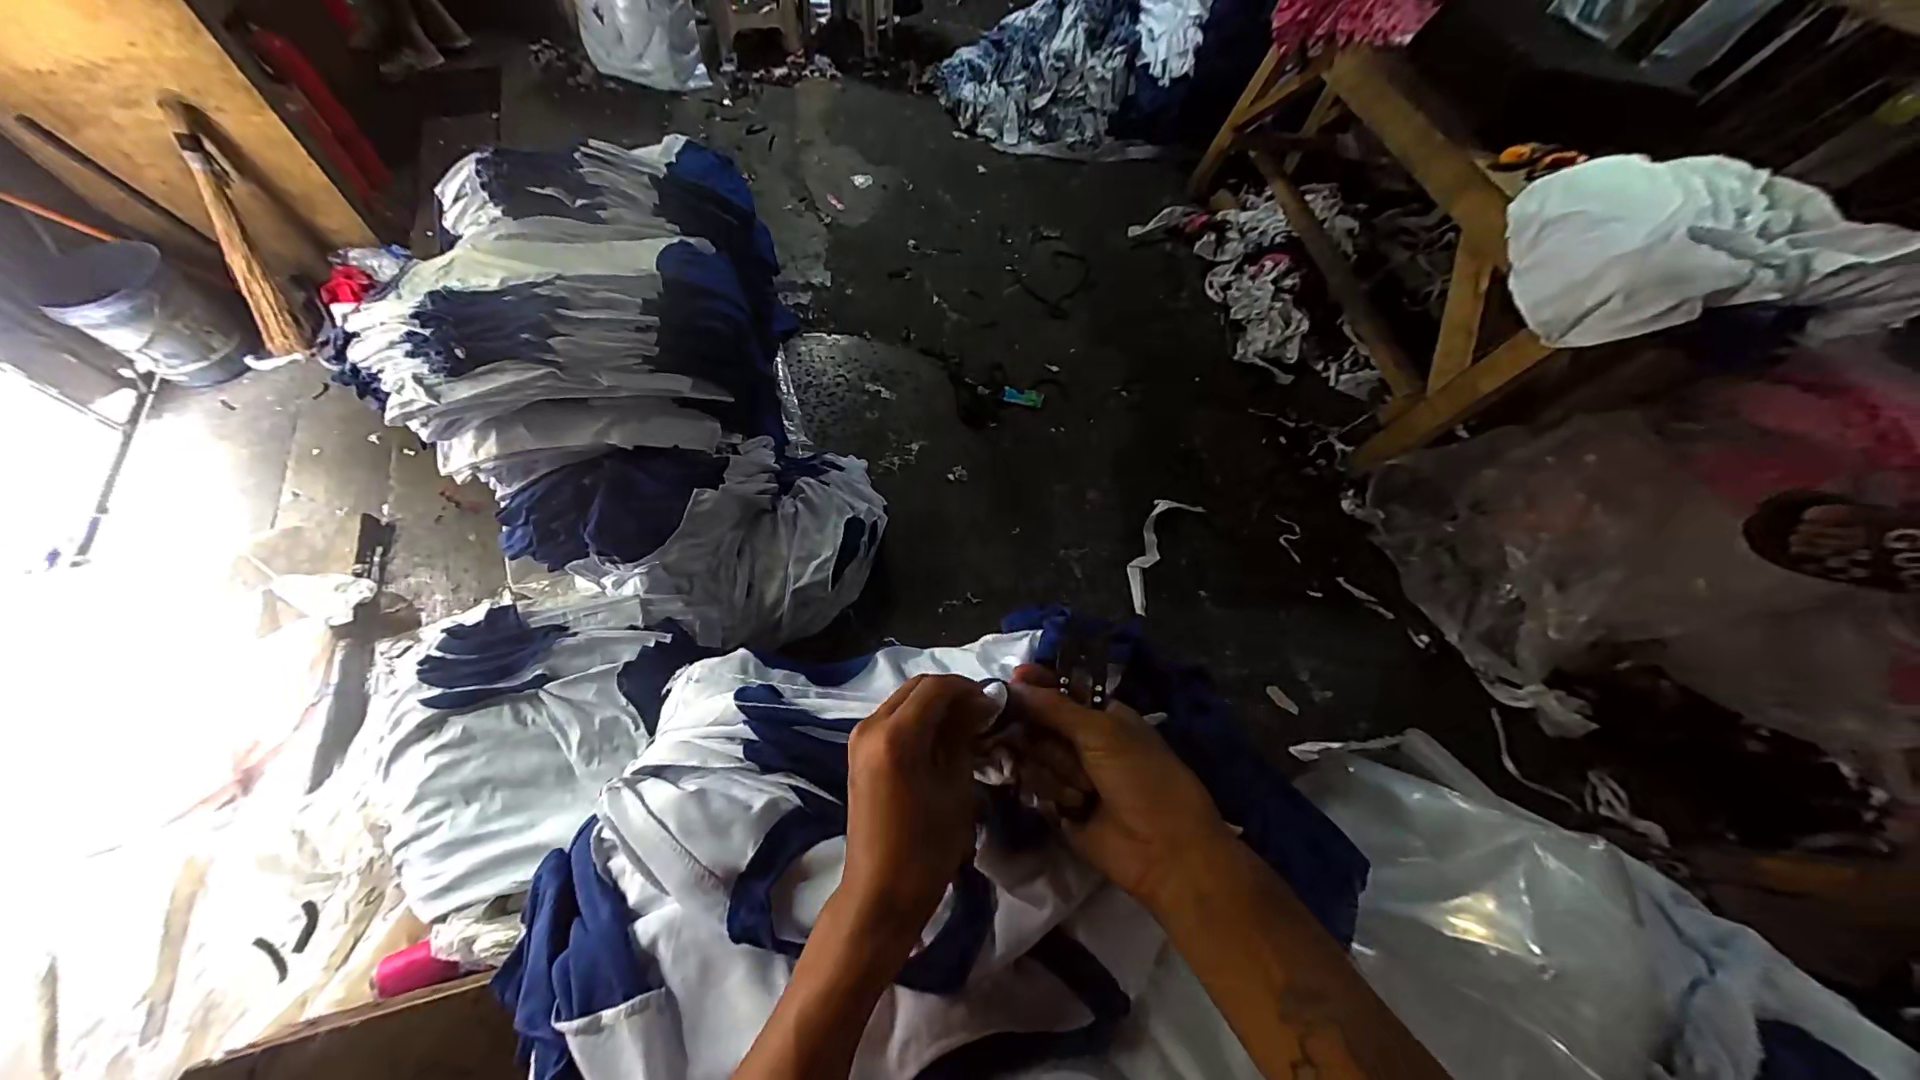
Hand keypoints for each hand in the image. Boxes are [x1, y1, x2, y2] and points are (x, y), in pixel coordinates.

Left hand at [839, 675, 996, 950]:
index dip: (968, 689)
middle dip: (952, 692)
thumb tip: (980, 704)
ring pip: (904, 699)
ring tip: (966, 725)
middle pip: (917, 686)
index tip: (994, 704)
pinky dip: (919, 718)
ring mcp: (860, 738)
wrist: (880, 892)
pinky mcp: (859, 752)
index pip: (936, 687)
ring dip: (935, 703)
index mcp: (896, 735)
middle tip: (982, 712)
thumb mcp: (955, 787)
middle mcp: (871, 726)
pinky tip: (941, 738)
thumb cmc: (926, 846)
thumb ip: (963, 737)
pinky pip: (893, 718)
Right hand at [1004, 665, 1238, 909]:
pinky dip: (1049, 791)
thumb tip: (1014, 684)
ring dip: (1053, 768)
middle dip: (1037, 731)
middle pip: (1038, 722)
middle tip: (1055, 745)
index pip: (1059, 691)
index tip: (1013, 680)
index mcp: (1101, 715)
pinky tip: (1073, 803)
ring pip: (1032, 754)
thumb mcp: (1102, 732)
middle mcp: (1082, 740)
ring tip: (1083, 788)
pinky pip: (1033, 786)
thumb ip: (1055, 707)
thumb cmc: (1141, 777)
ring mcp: (1068, 774)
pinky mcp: (1057, 806)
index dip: (1036, 686)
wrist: (1162, 849)